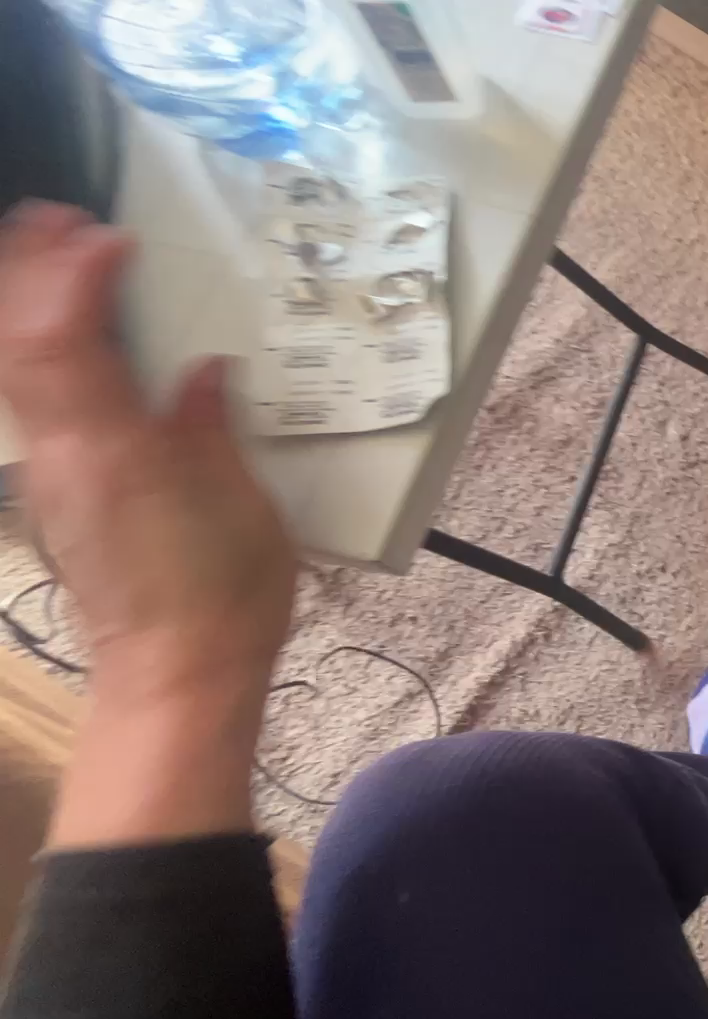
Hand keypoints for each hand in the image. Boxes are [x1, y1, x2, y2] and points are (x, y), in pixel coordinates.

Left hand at [0, 202, 295, 843]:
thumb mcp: (243, 507)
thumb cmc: (230, 591)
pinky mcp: (61, 497)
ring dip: (27, 308)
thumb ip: (211, 434)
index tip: (111, 238)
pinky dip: (44, 355)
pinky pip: (37, 407)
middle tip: (58, 220)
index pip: (66, 345)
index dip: (75, 281)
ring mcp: (52, 478)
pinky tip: (77, 347)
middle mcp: (60, 457)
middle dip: (28, 275)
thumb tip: (204, 374)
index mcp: (115, 455)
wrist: (176, 668)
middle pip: (15, 347)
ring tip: (51, 262)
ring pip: (13, 374)